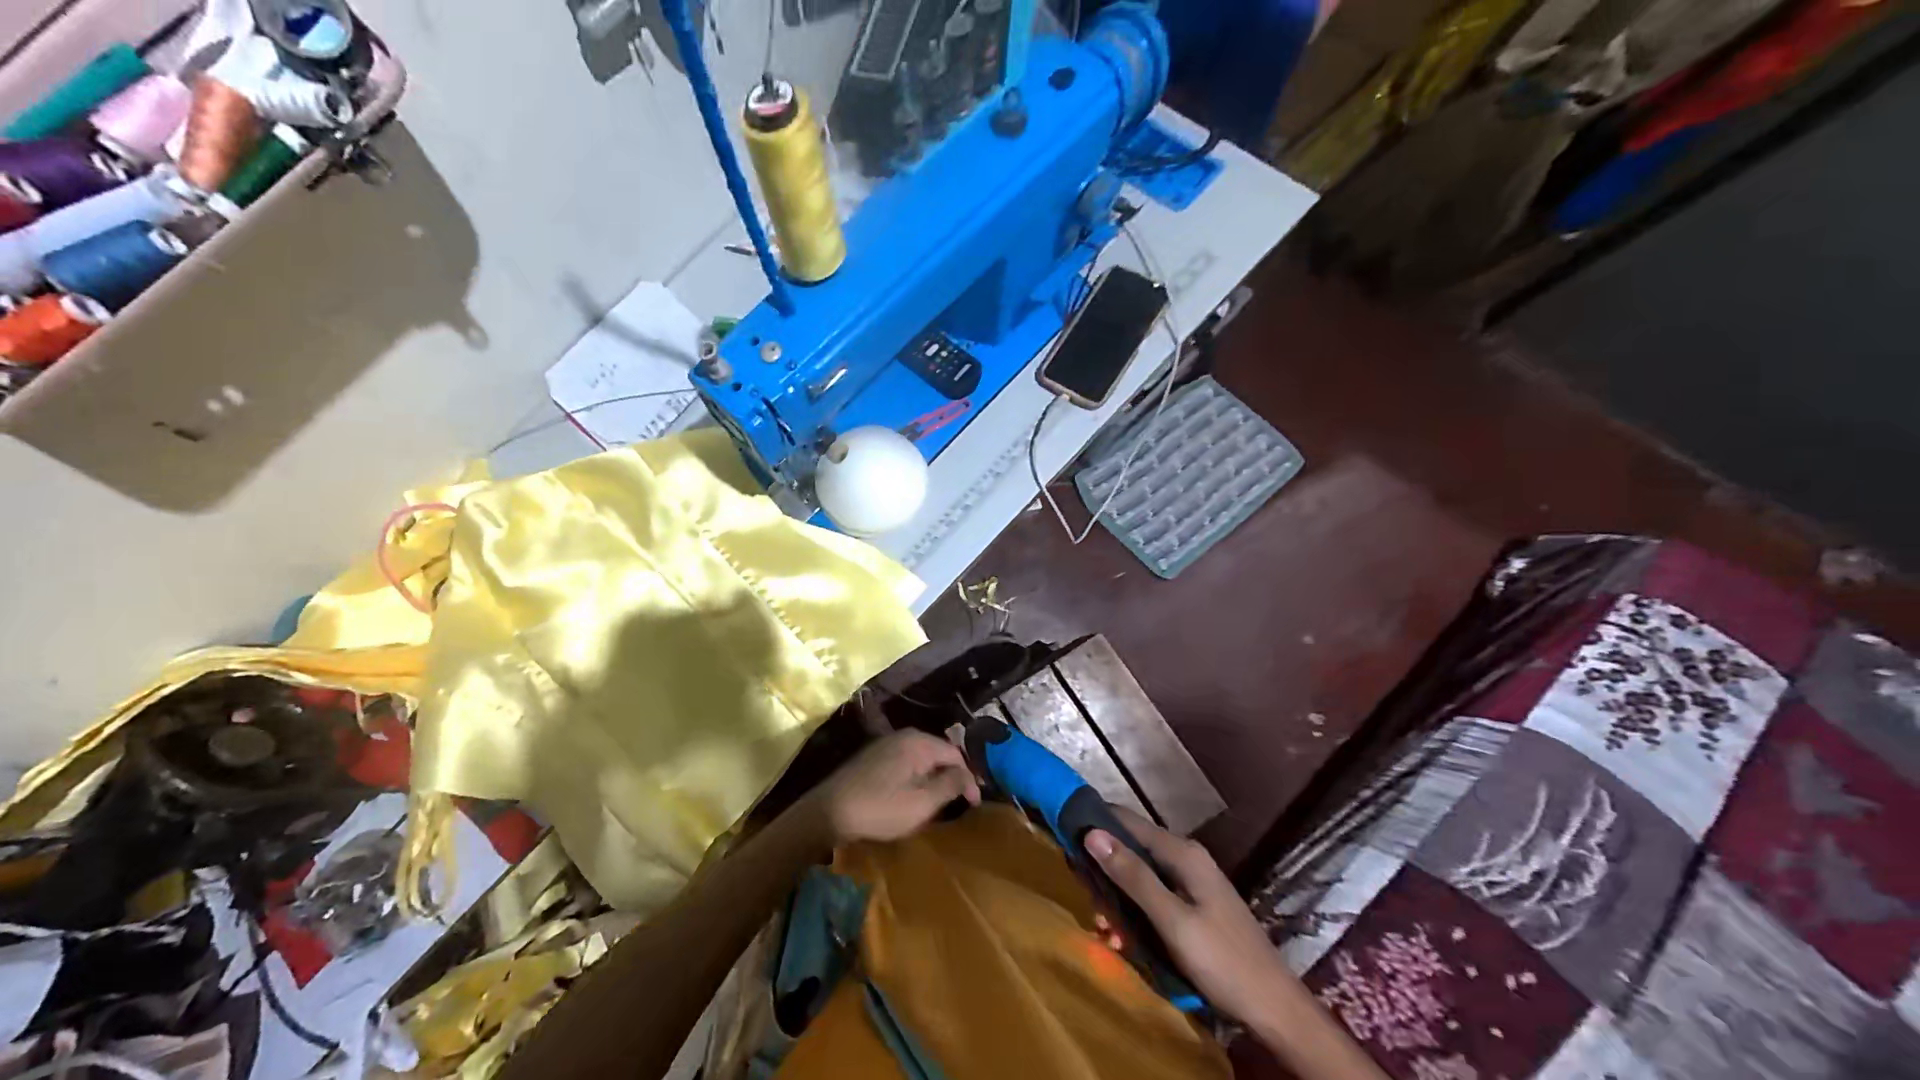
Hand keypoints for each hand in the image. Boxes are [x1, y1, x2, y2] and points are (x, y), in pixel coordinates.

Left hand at [815, 731, 980, 844]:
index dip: (968, 779)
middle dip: (951, 777)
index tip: (974, 804)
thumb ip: (950, 785)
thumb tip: (969, 776)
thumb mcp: (922, 803)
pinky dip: (917, 778)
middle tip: (960, 802)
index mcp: (919, 742)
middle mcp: (904, 736)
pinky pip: (906, 763)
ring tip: (940, 801)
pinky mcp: (874, 757)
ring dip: (934, 778)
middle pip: (939, 754)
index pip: (956, 754)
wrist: (829, 812)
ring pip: (922, 759)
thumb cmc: (881, 808)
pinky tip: (914, 796)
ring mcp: (886, 745)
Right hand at [1084, 807, 1297, 1030]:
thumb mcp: (1172, 921)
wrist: (1275, 1009)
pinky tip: (1125, 939)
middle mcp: (1186, 858)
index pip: (1127, 821)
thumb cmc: (1223, 961)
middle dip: (1104, 873)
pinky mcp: (1192, 905)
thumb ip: (1133, 876)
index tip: (1064, 839)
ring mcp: (1191, 882)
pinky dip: (1135, 913)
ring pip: (1139, 876)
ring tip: (1106, 931)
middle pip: (1132, 849)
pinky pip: (1152, 897)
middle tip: (1089, 905)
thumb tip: (1092, 833)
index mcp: (1182, 853)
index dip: (1095, 825)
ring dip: (1118, 900)